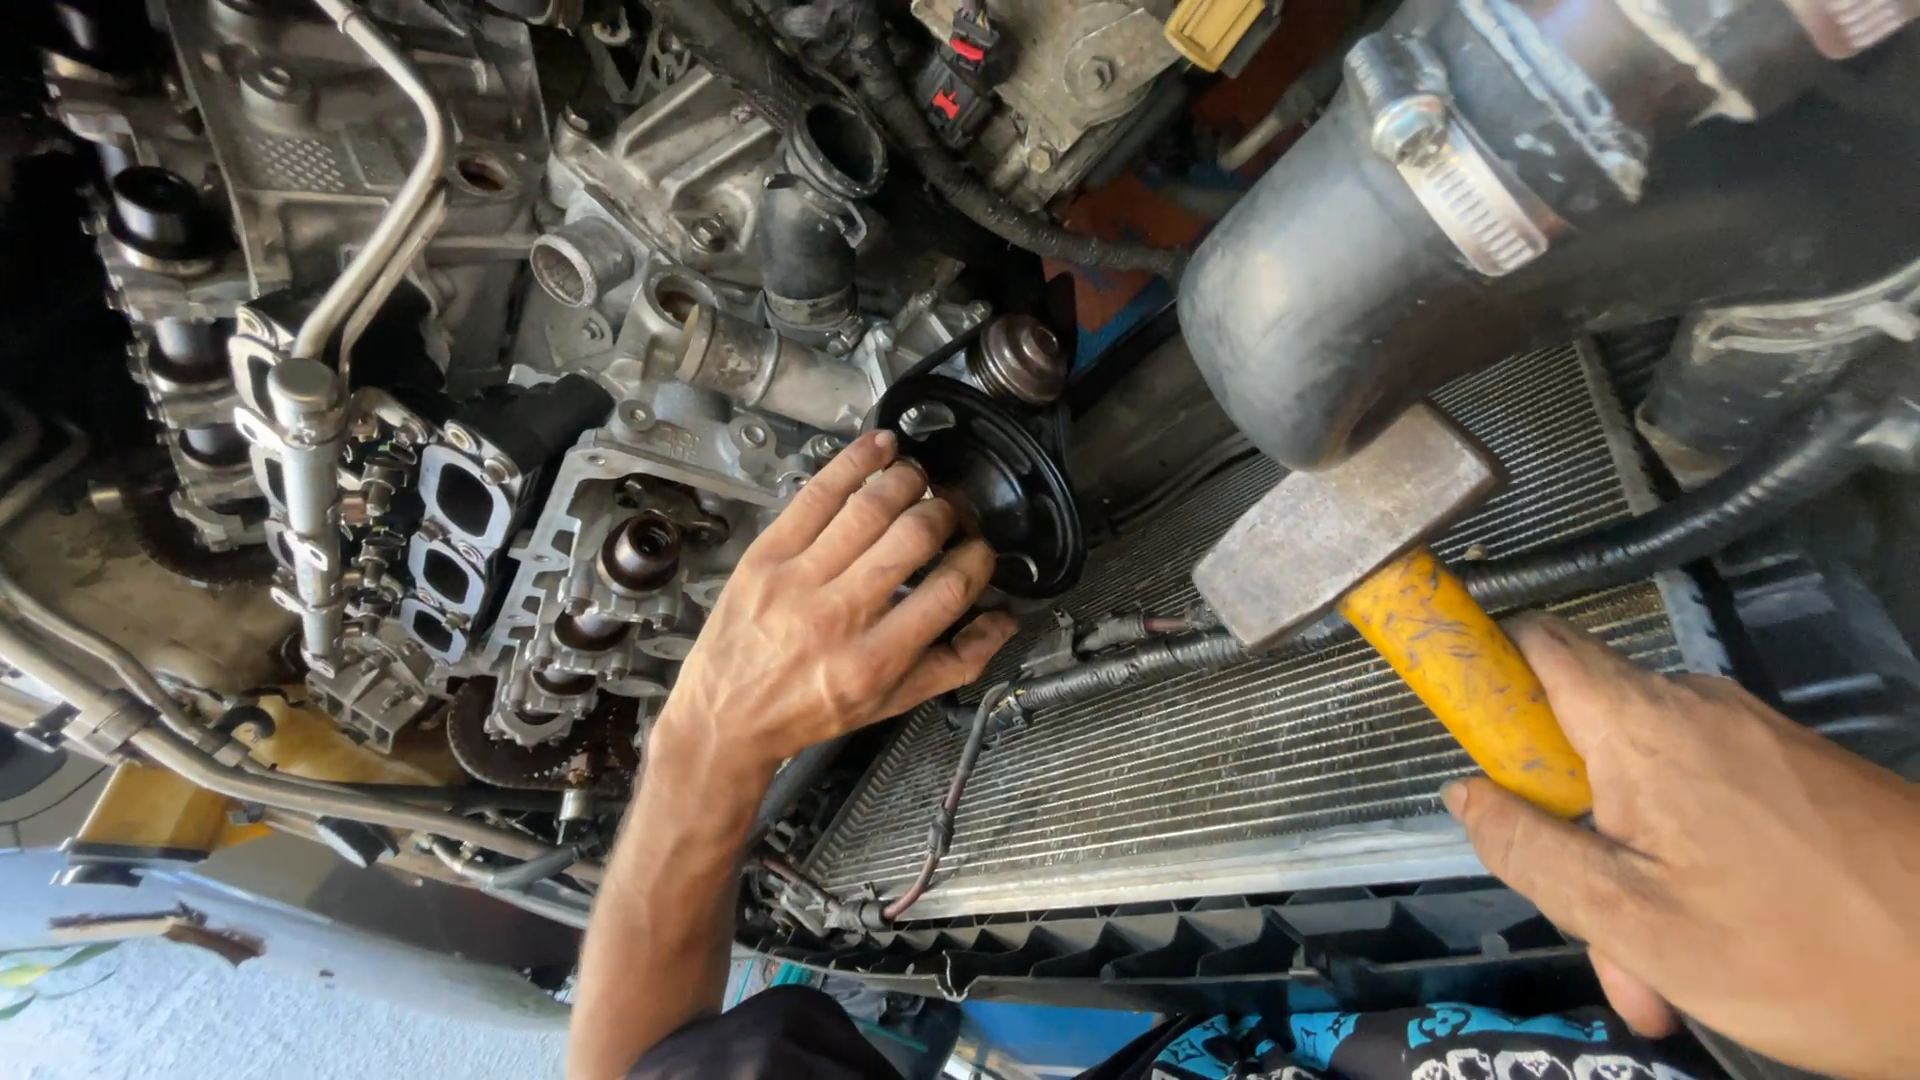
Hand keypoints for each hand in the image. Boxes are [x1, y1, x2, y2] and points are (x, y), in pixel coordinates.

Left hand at [653, 429, 1018, 779]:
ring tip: (920, 479)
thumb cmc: (813, 710)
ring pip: (870, 508)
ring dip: (908, 481)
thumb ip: (955, 663)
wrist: (727, 716)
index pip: (950, 589)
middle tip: (950, 512)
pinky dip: (855, 461)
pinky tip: (881, 446)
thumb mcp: (891, 703)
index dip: (977, 559)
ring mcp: (800, 579)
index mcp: (878, 659)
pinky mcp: (767, 553)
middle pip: (914, 537)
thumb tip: (1004, 620)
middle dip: (946, 513)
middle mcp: (841, 615)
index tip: (979, 549)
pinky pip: (818, 494)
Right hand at [1443, 615, 1919, 1079]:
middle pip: (1573, 725)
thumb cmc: (1820, 956)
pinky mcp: (1793, 768)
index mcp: (1641, 723)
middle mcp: (1691, 705)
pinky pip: (1696, 790)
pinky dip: (1678, 851)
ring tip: (1656, 958)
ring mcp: (1747, 733)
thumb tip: (1465, 796)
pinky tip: (1710, 936)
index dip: (1482, 664)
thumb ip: (1526, 850)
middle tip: (1580, 906)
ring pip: (1633, 772)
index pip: (1532, 639)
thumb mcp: (1637, 923)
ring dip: (1619, 850)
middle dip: (1557, 812)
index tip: (1467, 730)